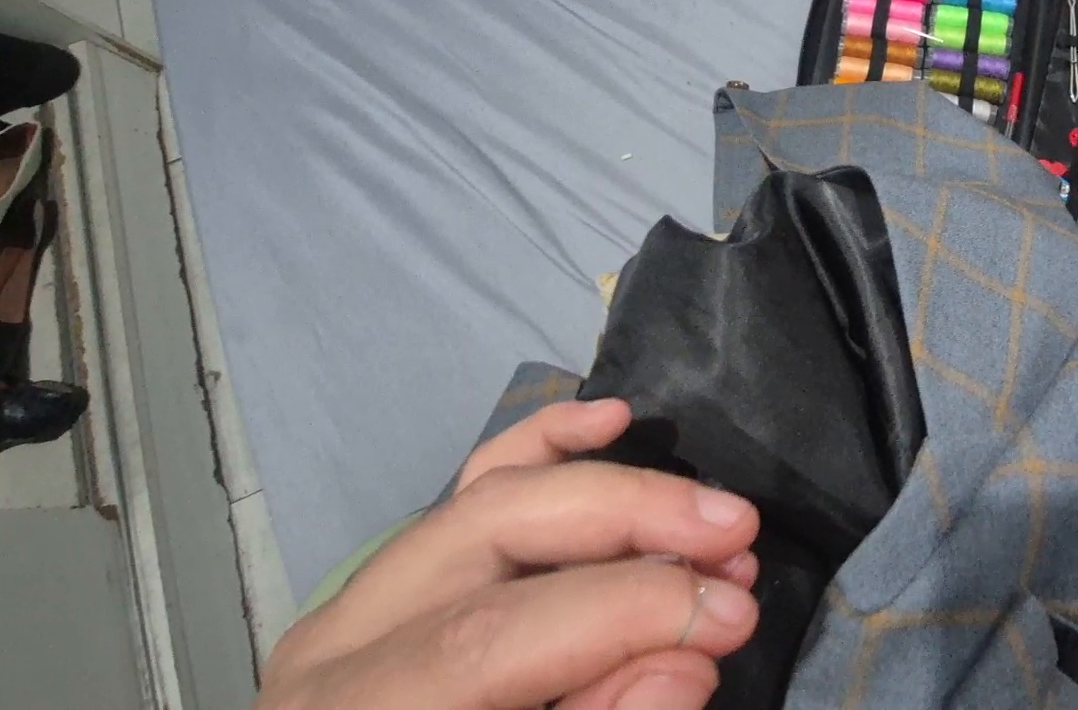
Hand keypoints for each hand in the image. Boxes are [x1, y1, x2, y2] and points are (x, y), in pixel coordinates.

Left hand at [258, 399, 761, 709]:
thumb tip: (688, 659)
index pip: (495, 635)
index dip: (633, 610)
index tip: (735, 611)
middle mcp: (340, 642)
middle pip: (498, 529)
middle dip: (636, 520)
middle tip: (737, 536)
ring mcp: (368, 595)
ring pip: (494, 489)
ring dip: (617, 484)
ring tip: (711, 507)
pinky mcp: (407, 573)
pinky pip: (478, 481)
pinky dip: (550, 439)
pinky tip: (608, 417)